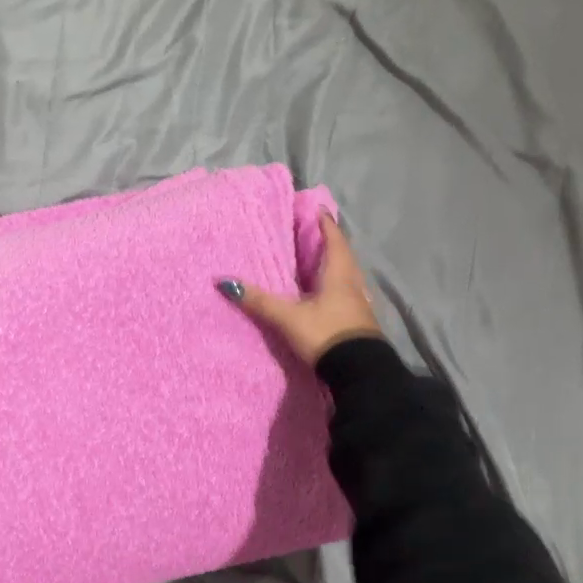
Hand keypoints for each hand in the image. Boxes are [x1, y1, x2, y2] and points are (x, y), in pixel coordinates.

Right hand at [222, 216, 383, 366]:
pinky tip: (321, 293)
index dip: (325, 224)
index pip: (334, 240)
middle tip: (311, 233)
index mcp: (338, 275)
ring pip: (345, 275)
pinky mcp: (356, 321)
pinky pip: (344, 293)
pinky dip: (332, 286)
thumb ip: (258, 300)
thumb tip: (224, 281)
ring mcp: (357, 304)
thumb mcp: (287, 317)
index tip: (315, 209)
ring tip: (313, 261)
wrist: (358, 372)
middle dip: (328, 243)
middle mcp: (352, 284)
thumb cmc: (325, 334)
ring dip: (331, 265)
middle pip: (342, 256)